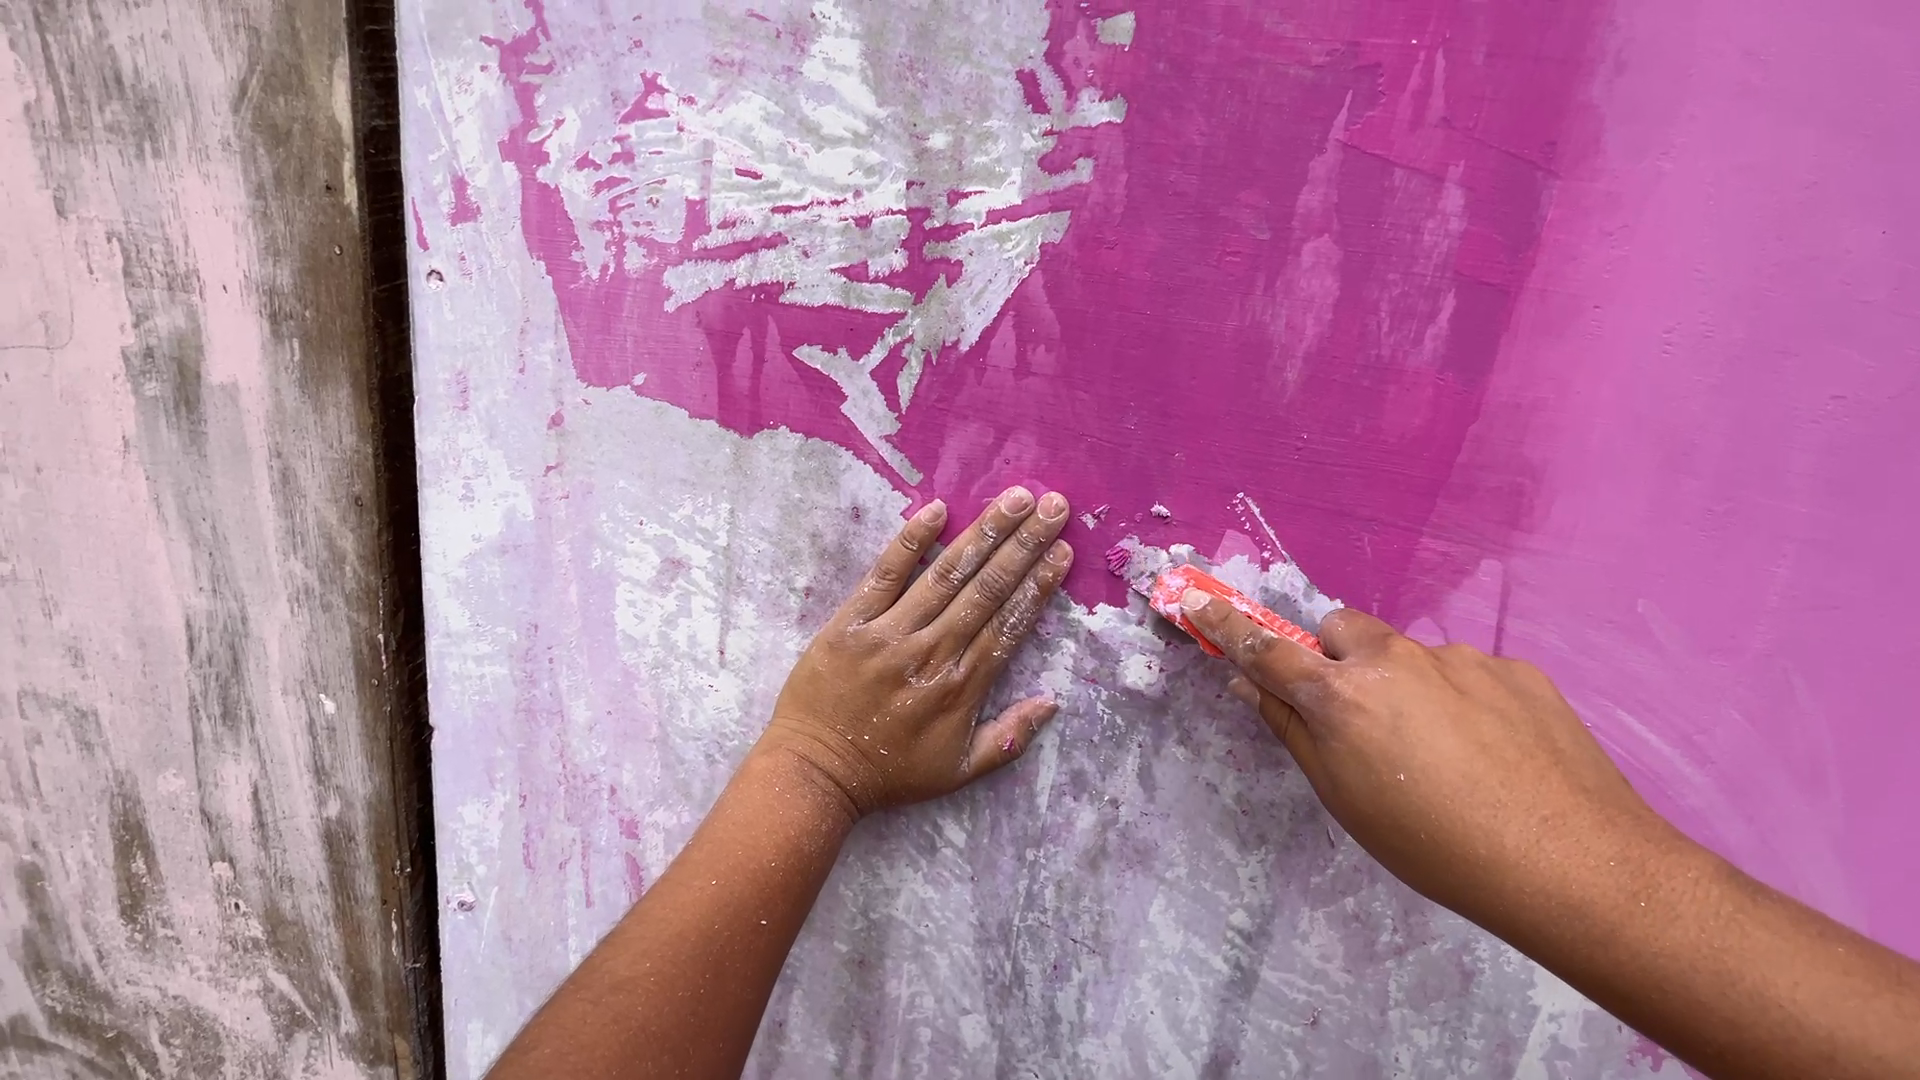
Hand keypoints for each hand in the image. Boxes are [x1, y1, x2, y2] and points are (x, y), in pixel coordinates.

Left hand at [759, 487, 1073, 818]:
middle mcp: (933, 651)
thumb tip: (1055, 701)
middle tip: (1053, 505)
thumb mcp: (959, 771)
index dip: (1039, 584)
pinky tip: (937, 510)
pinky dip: (911, 540)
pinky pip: (885, 573)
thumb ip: (1010, 737)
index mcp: (962, 686)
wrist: (815, 770)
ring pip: (946, 574)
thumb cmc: (890, 772)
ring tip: (1015, 499)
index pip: (1010, 623)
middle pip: (987, 589)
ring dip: (984, 533)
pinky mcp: (851, 621)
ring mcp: (890, 632)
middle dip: (1024, 544)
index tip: (1062, 550)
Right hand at [1182, 593, 1665, 931]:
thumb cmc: (1434, 845)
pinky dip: (1462, 698)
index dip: (1227, 625)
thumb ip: (1291, 729)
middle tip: (1360, 711)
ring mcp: (1460, 658)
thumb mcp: (1342, 797)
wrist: (1576, 866)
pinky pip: (1465, 671)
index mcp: (1341, 696)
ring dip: (1405, 684)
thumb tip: (1249, 683)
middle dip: (1336, 657)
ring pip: (1407, 654)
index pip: (1264, 649)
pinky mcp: (1515, 669)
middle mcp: (1393, 660)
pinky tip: (1494, 751)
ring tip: (1448, 752)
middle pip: (1340, 628)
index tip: (1199, 599)